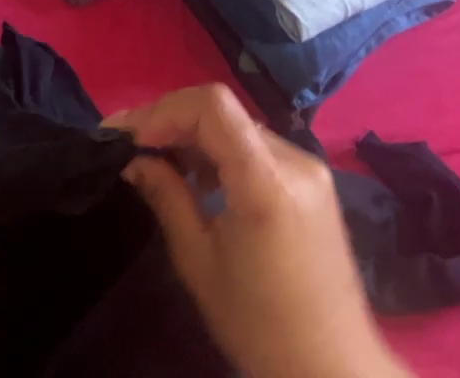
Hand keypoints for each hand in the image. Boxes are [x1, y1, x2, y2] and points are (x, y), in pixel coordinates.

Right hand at [108, 85, 409, 377]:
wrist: (332, 366)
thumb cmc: (259, 325)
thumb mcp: (198, 261)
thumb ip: (166, 196)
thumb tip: (133, 158)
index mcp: (267, 183)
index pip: (213, 107)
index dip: (163, 111)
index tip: (129, 140)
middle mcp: (295, 161)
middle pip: (222, 111)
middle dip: (169, 120)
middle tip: (127, 144)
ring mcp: (309, 168)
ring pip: (237, 124)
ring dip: (192, 133)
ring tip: (154, 159)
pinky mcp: (312, 180)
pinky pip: (255, 144)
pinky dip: (218, 148)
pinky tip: (196, 175)